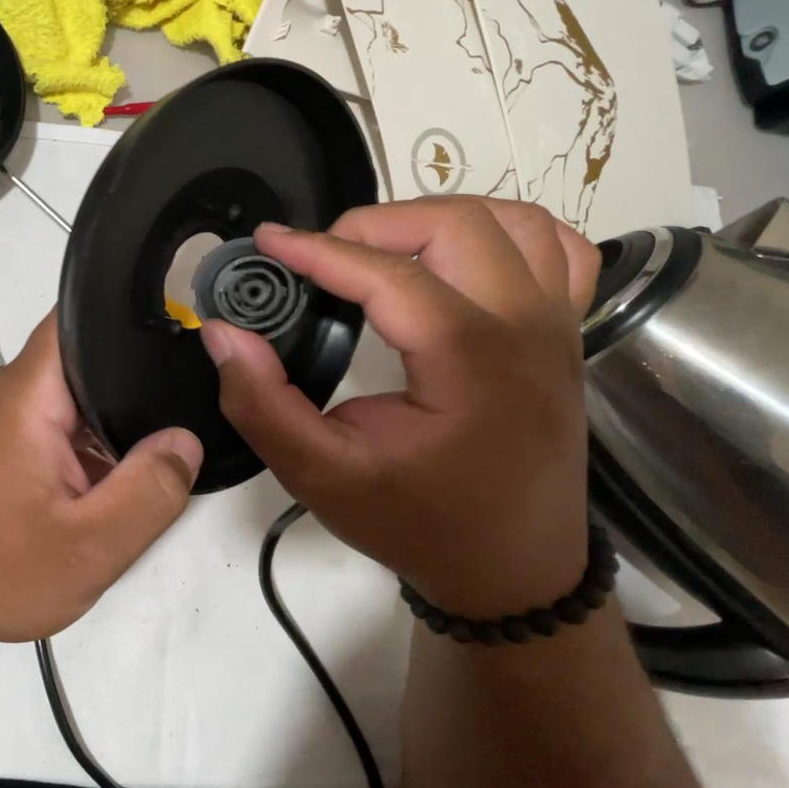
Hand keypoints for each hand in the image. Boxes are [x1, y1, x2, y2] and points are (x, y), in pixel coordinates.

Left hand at [0, 315, 203, 644]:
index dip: (130, 320)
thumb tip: (183, 441)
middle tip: (175, 434)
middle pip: (79, 370)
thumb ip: (148, 492)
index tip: (179, 338)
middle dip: (128, 398)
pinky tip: (85, 494)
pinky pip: (36, 429)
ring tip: (136, 475)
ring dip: (97, 436)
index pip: (78, 321)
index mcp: (26, 396)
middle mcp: (1, 391)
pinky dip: (67, 453)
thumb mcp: (87, 549)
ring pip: (61, 407)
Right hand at [202, 197, 601, 616]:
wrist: (510, 569)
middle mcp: (526, 332)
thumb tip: (224, 332)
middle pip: (458, 227)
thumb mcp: (320, 476)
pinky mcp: (564, 335)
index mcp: (471, 365)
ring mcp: (558, 329)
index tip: (266, 242)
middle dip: (373, 223)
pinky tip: (452, 255)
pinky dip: (501, 231)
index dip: (318, 250)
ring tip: (375, 249)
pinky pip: (555, 249)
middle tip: (317, 253)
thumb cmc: (414, 523)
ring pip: (512, 222)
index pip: (391, 277)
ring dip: (434, 219)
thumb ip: (262, 403)